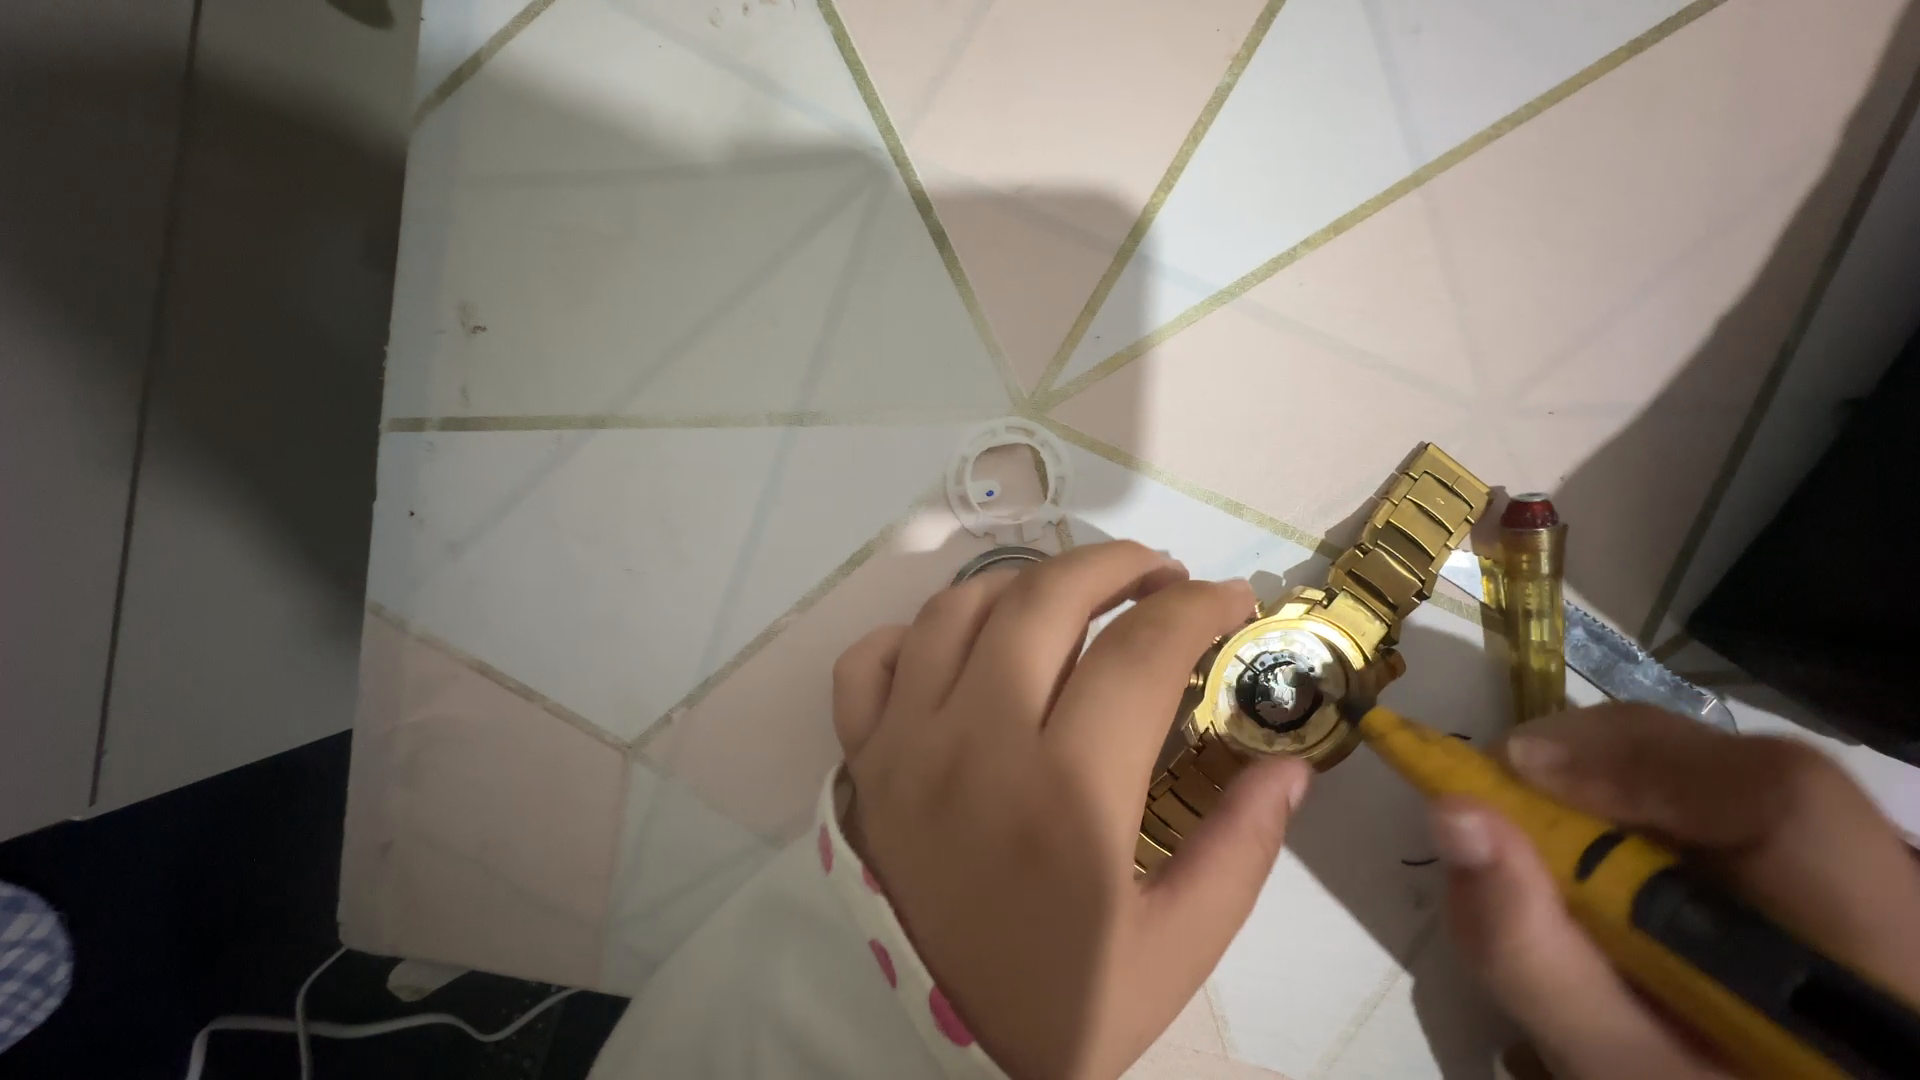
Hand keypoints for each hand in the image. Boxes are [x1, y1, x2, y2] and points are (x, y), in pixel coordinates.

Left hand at [830, 541, 1311, 1079]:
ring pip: (957, 609)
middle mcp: (977, 742)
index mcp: (1069, 793)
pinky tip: (959, 649)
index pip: (1141, 653)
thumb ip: (1239, 851)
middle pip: (1046, 599)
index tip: (1232, 601)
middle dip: (1116, 565)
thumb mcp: (1172, 953)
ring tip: (1069, 600)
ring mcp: (903, 741)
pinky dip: (915, 633)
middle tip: (1159, 575)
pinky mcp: (857, 755)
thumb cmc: (1053, 1004)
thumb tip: (1287, 765)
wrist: (915, 1048)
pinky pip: (870, 658)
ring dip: (1023, 584)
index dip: (1198, 608)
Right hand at [1431, 705, 1919, 1077]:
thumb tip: (1450, 809)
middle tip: (1495, 791)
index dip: (1633, 762)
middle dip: (1593, 758)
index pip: (1782, 799)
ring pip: (1720, 775)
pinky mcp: (1817, 879)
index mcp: (1877, 958)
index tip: (1506, 771)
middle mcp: (1890, 896)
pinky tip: (1586, 851)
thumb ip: (1533, 953)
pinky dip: (1622, 806)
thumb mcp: (1616, 1070)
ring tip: (1529, 827)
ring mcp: (1863, 882)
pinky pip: (1714, 802)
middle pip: (1742, 767)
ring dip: (1600, 781)